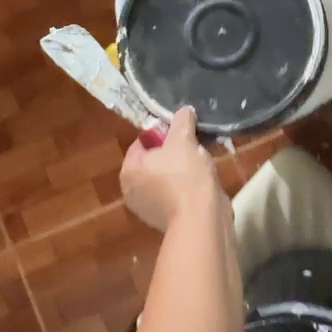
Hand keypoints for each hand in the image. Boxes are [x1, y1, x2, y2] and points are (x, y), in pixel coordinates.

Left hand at [119, 107, 219, 230]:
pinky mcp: (165, 220)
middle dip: (174, 152)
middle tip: (194, 147)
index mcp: (129, 169)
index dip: (164, 133)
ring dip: (183, 170)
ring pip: (166, 177)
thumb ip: (181, 121)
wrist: (201, 220)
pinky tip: (203, 184)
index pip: (143, 141)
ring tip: (202, 165)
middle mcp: (131, 190)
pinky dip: (187, 188)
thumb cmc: (185, 176)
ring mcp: (147, 209)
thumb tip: (184, 111)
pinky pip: (175, 195)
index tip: (183, 133)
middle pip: (155, 160)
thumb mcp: (183, 139)